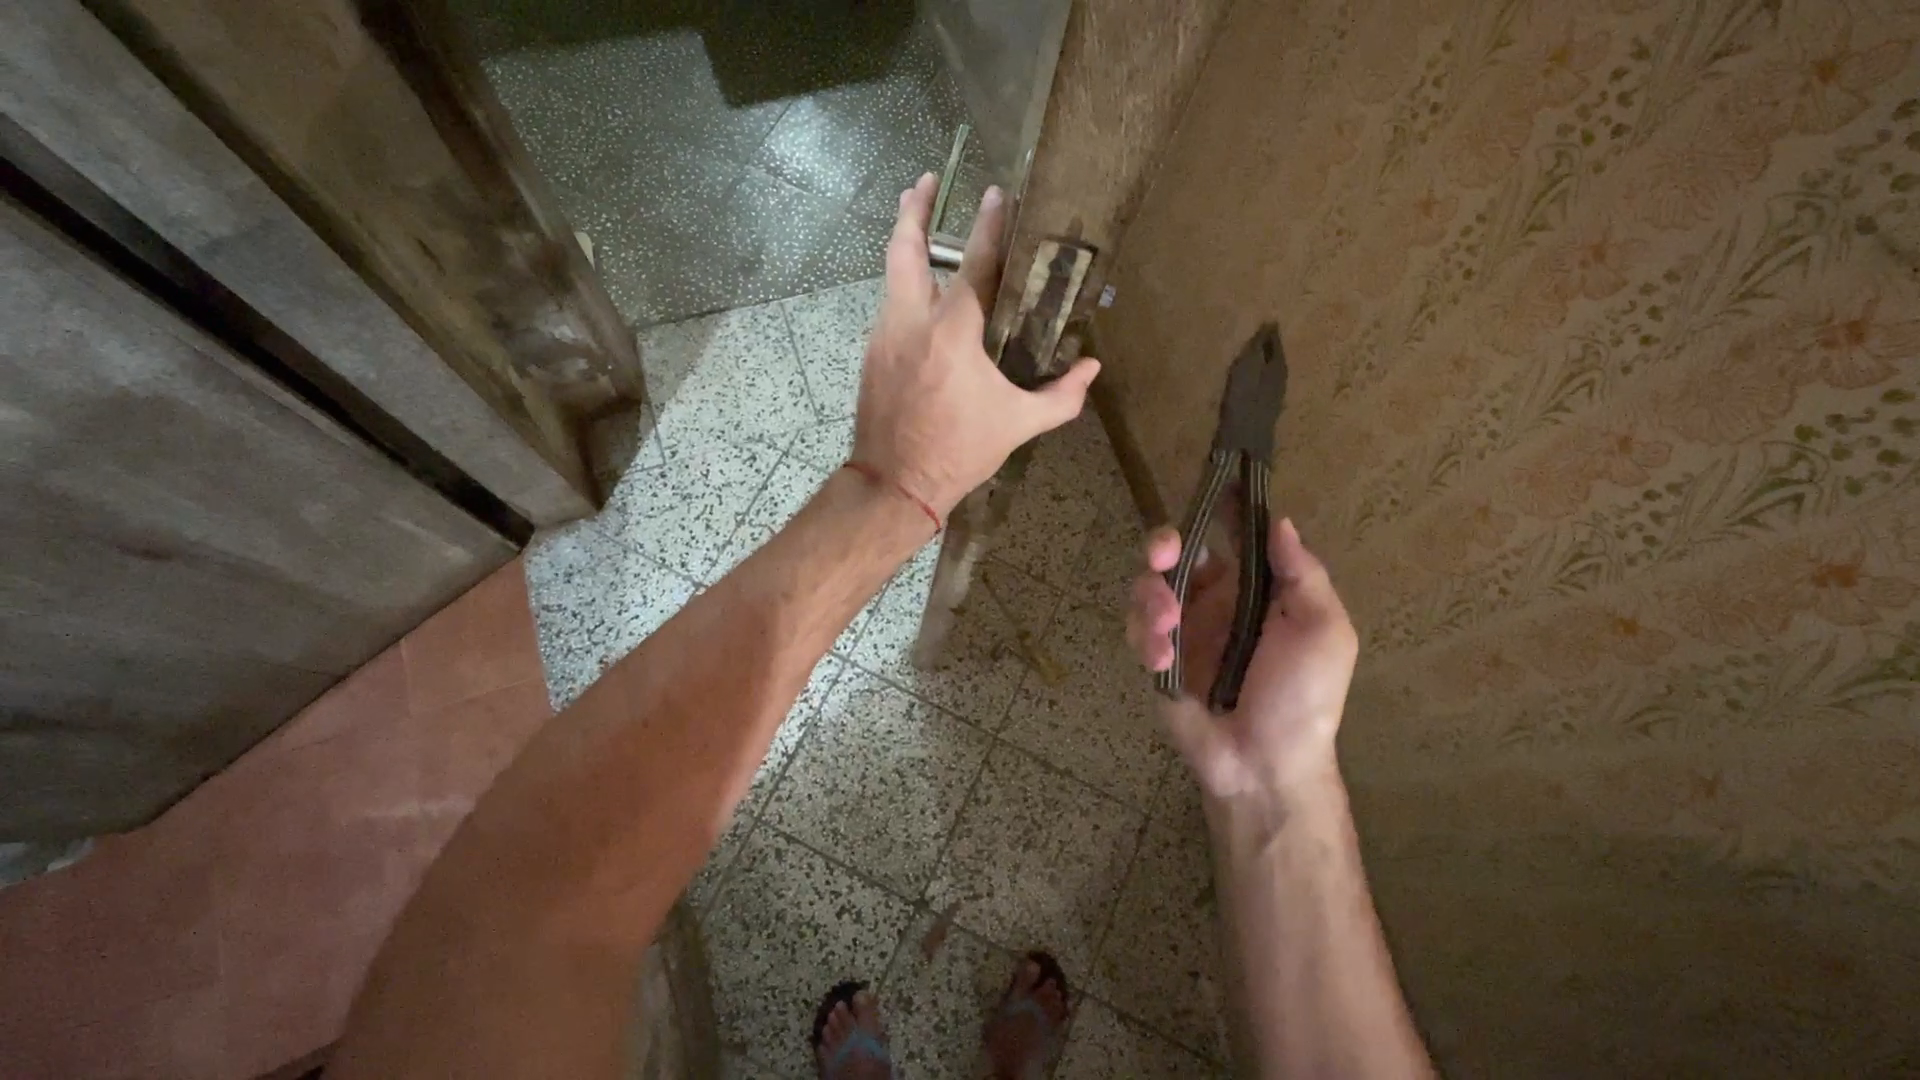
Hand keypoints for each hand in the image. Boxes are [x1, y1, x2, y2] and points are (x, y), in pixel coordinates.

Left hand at [852, 174, 1100, 515]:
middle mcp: (911, 322)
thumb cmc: (958, 452)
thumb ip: (1061, 396)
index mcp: (952, 333)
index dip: (988, 225)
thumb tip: (1092, 369)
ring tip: (917, 223)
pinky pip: (890, 308)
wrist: (893, 484)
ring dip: (905, 246)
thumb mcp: (1018, 425)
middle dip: (913, 210)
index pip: (973, 264)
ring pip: (891, 276)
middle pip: (905, 250)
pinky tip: (920, 297)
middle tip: (925, 181)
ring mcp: (884, 336)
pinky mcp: (871, 354)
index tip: (996, 192)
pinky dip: (904, 290)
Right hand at [1127, 517, 1357, 802]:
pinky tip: (1164, 660)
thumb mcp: (1325, 632)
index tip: (1209, 484)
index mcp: (1258, 591)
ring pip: (1149, 587)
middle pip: (1178, 554)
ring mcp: (1184, 630)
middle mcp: (1216, 602)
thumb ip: (1303, 575)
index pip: (1235, 537)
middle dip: (1162, 545)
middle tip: (1161, 555)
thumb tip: (1280, 520)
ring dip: (1152, 599)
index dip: (1221, 509)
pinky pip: (1138, 631)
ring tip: (1168, 627)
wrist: (1262, 764)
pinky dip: (1146, 639)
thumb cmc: (1303, 698)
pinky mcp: (1158, 659)